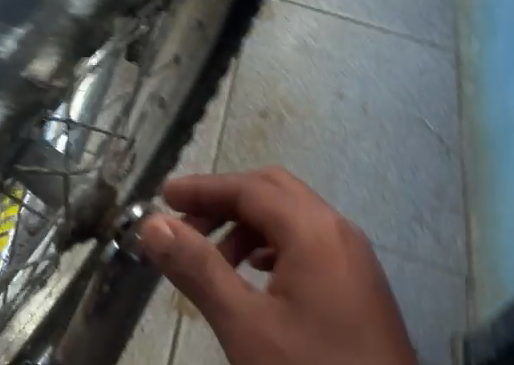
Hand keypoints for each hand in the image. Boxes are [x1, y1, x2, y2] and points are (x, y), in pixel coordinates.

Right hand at [139, 168, 417, 364]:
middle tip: (184, 227)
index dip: (203, 189)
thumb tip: (154, 226)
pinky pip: (310, 242)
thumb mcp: (246, 326)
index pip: (249, 187)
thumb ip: (199, 270)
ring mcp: (354, 256)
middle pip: (273, 192)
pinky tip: (256, 278)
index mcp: (313, 228)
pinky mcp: (359, 284)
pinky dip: (274, 247)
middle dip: (225, 202)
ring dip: (248, 227)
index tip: (163, 197)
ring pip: (293, 218)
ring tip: (213, 262)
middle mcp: (338, 229)